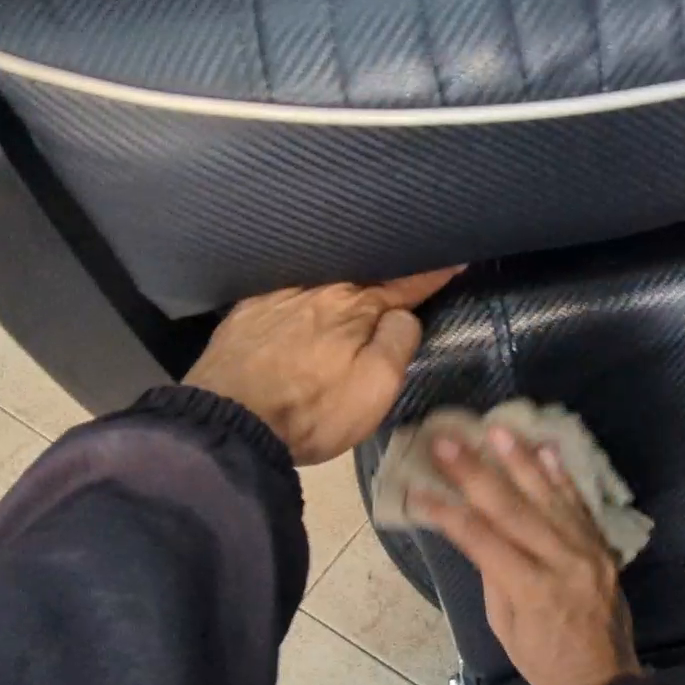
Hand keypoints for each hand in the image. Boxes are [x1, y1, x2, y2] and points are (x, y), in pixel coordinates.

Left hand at [183, 268, 461, 464]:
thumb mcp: (375, 387)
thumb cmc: (312, 410)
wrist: (229, 423)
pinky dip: (308, 293)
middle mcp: (318, 289)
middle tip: (405, 273)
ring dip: (346, 283)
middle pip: (363, 277)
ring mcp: (277, 297)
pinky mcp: (247, 312)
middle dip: (387, 275)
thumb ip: (398, 342)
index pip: (404, 285)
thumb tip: (404, 314)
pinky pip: (289, 292)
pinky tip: (308, 300)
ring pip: (324, 281)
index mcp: (356, 307)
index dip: (432, 274)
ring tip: (359, 283)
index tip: (455, 260)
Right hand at [414, 426, 641, 684]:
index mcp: (530, 589)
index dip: (447, 511)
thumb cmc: (545, 663)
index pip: (481, 539)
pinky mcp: (603, 548)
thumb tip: (479, 533)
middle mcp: (561, 562)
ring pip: (550, 498)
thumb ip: (494, 576)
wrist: (606, 680)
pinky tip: (547, 450)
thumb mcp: (505, 627)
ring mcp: (587, 552)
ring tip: (498, 430)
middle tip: (449, 441)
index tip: (419, 487)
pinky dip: (563, 477)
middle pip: (513, 509)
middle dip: (476, 472)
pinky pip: (581, 506)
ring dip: (522, 461)